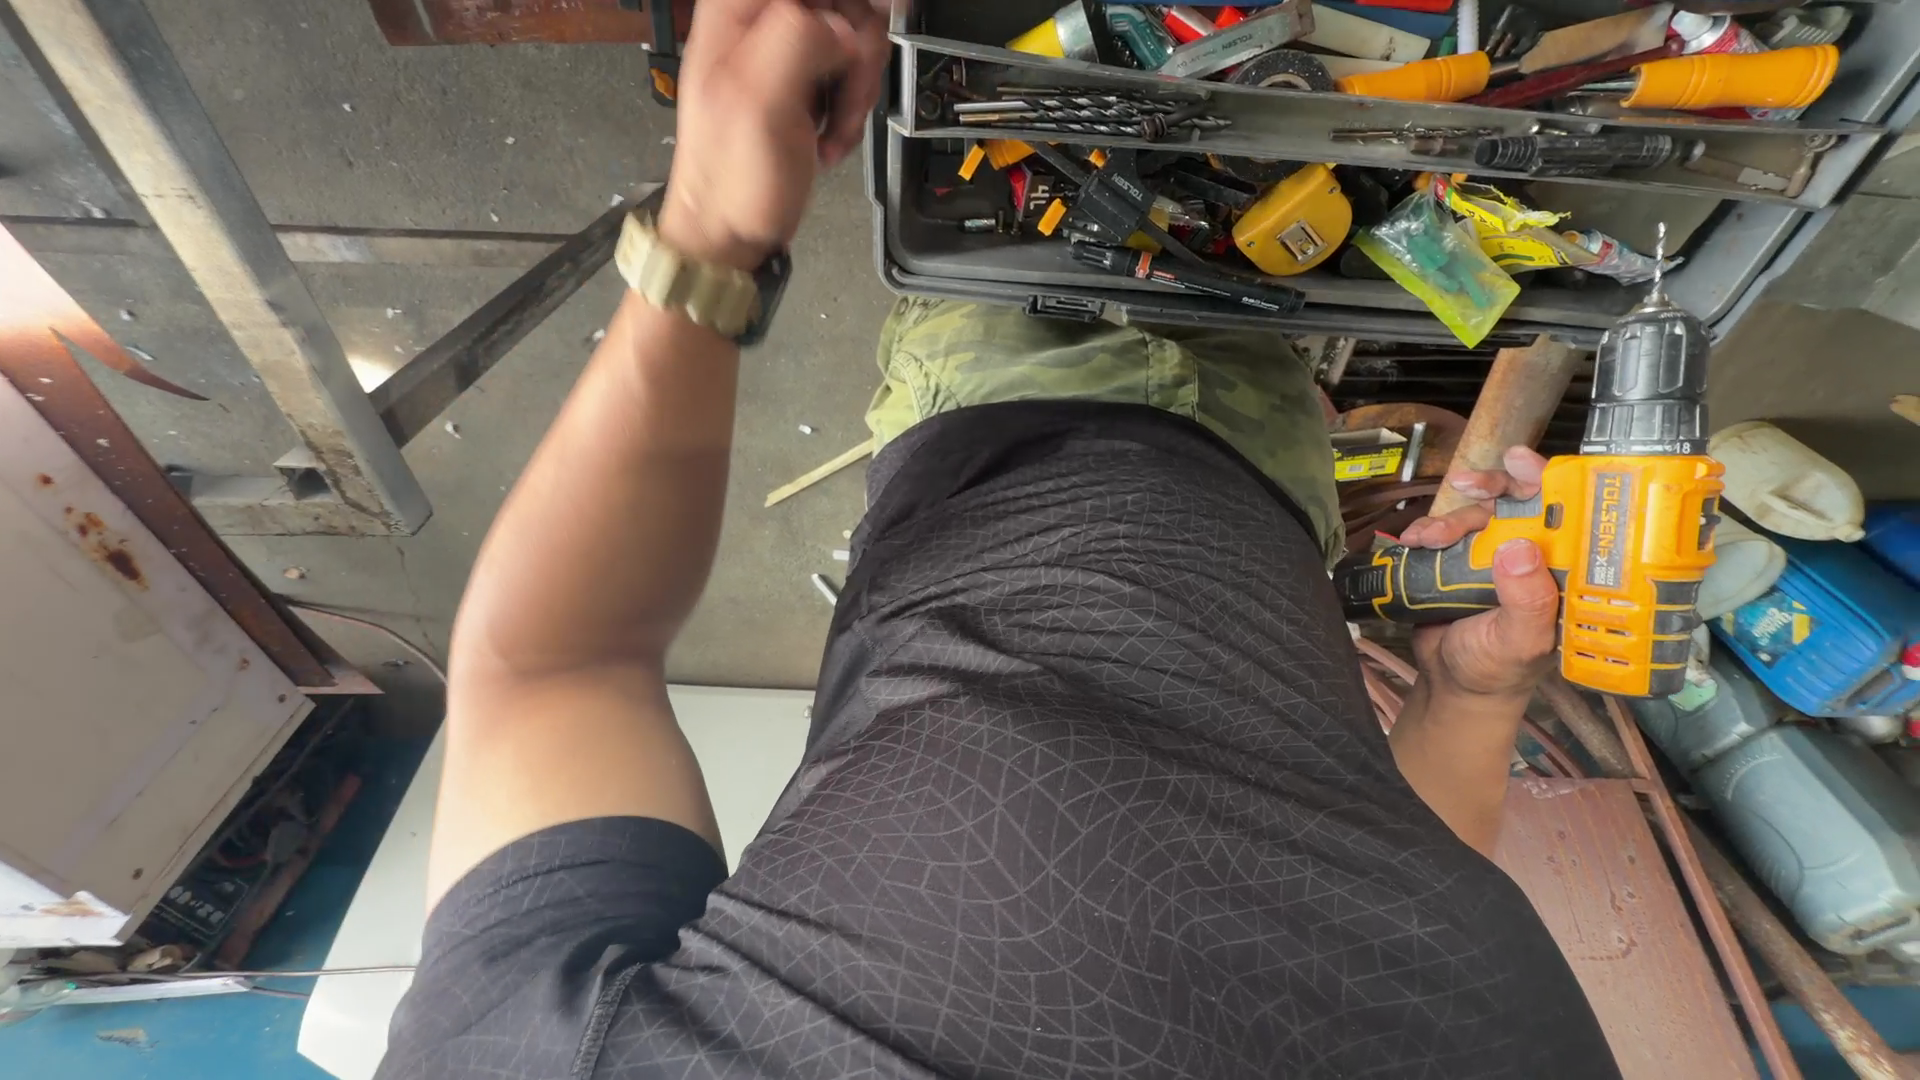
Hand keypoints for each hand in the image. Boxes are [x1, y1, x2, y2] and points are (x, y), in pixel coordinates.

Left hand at [657, 0, 890, 270]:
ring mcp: (785, 52)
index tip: (873, 36)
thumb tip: (843, 28)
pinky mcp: (804, 85)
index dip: (851, 7)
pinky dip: (850, 114)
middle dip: (859, 54)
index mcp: (738, 5)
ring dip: (857, 92)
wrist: (730, 232)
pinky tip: (830, 142)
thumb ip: (799, 38)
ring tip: (834, 133)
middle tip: (849, 98)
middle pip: (843, 4)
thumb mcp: (760, 100)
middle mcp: (762, 18)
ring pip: (854, 39)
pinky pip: (850, 77)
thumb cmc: (734, 177)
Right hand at [1396, 446, 1561, 701]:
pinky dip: (1426, 531)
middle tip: (1467, 482)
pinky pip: (1443, 534)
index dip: (1555, 482)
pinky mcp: (1456, 562)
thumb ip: (1526, 600)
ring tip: (1426, 538)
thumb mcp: (1519, 641)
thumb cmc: (1497, 669)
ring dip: (1449, 519)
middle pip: (1520, 504)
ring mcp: (1493, 558)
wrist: (1447, 683)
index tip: (1525, 463)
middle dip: (1493, 488)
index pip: (1571, 517)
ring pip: (1477, 516)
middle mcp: (1534, 558)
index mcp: (1563, 574)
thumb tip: (1518, 547)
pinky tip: (1413, 541)